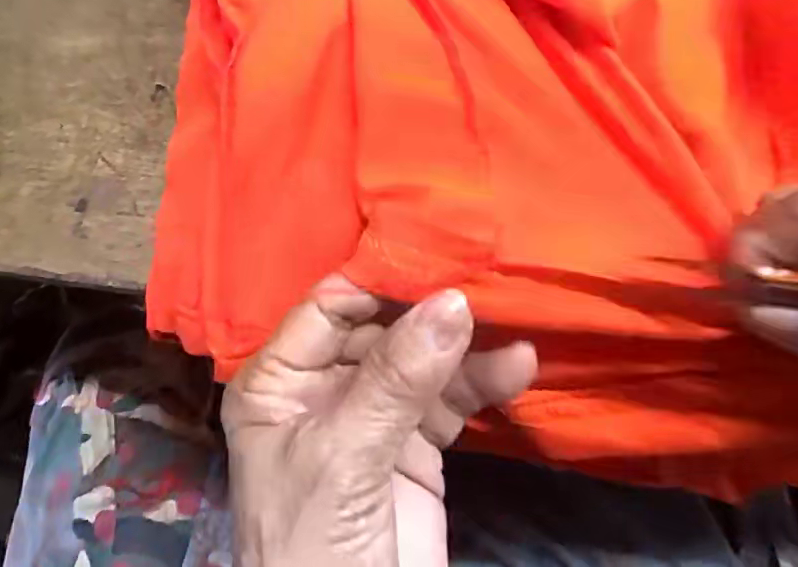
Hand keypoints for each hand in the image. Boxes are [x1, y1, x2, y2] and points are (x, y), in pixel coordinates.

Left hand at [223, 275, 537, 566]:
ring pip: (420, 360)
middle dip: (426, 309)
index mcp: (279, 380)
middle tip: (478, 282)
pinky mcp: (414, 444)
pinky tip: (518, 366)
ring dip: (464, 346)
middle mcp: (322, 386)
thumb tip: (453, 301)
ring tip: (509, 321)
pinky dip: (482, 383)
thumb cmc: (314, 543)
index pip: (326, 308)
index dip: (373, 282)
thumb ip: (397, 377)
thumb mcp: (344, 455)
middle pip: (379, 328)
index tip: (428, 259)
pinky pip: (449, 399)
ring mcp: (371, 412)